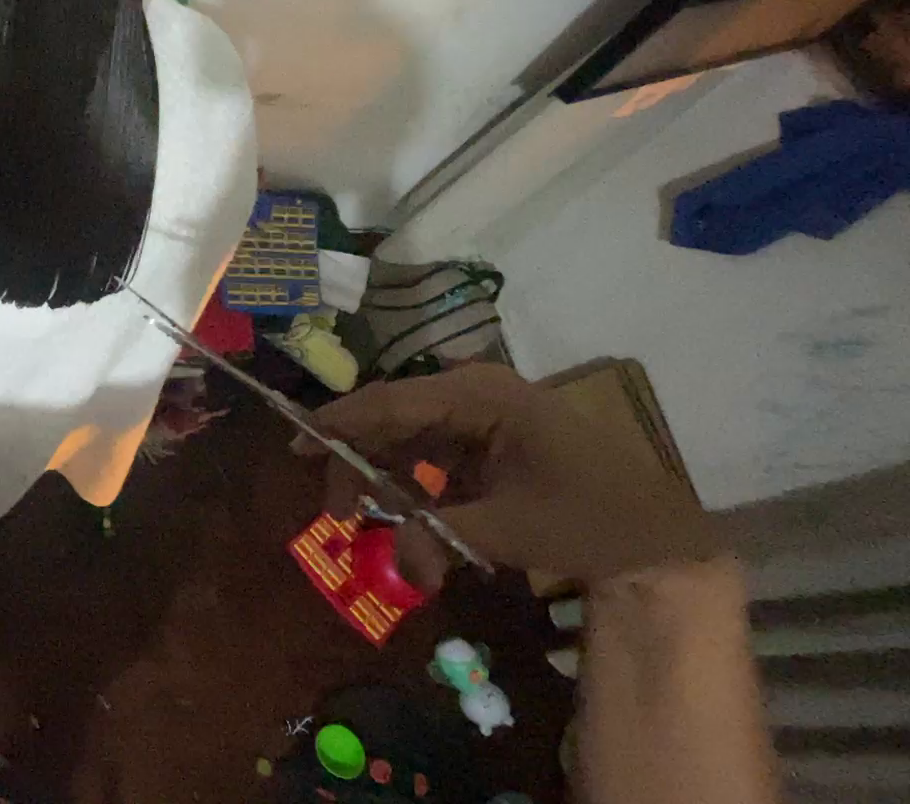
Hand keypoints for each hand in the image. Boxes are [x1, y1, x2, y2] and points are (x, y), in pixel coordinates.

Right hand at [296, 363, 718, 589]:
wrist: (660, 537)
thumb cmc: (591, 523)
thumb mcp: (510, 532)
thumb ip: (437, 538)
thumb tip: (394, 566)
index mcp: (481, 395)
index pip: (390, 401)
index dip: (337, 423)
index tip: (295, 444)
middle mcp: (473, 389)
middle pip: (389, 415)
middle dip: (354, 459)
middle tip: (334, 511)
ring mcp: (478, 408)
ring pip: (401, 430)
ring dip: (377, 470)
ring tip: (358, 516)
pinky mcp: (482, 431)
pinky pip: (424, 445)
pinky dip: (404, 475)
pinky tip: (397, 507)